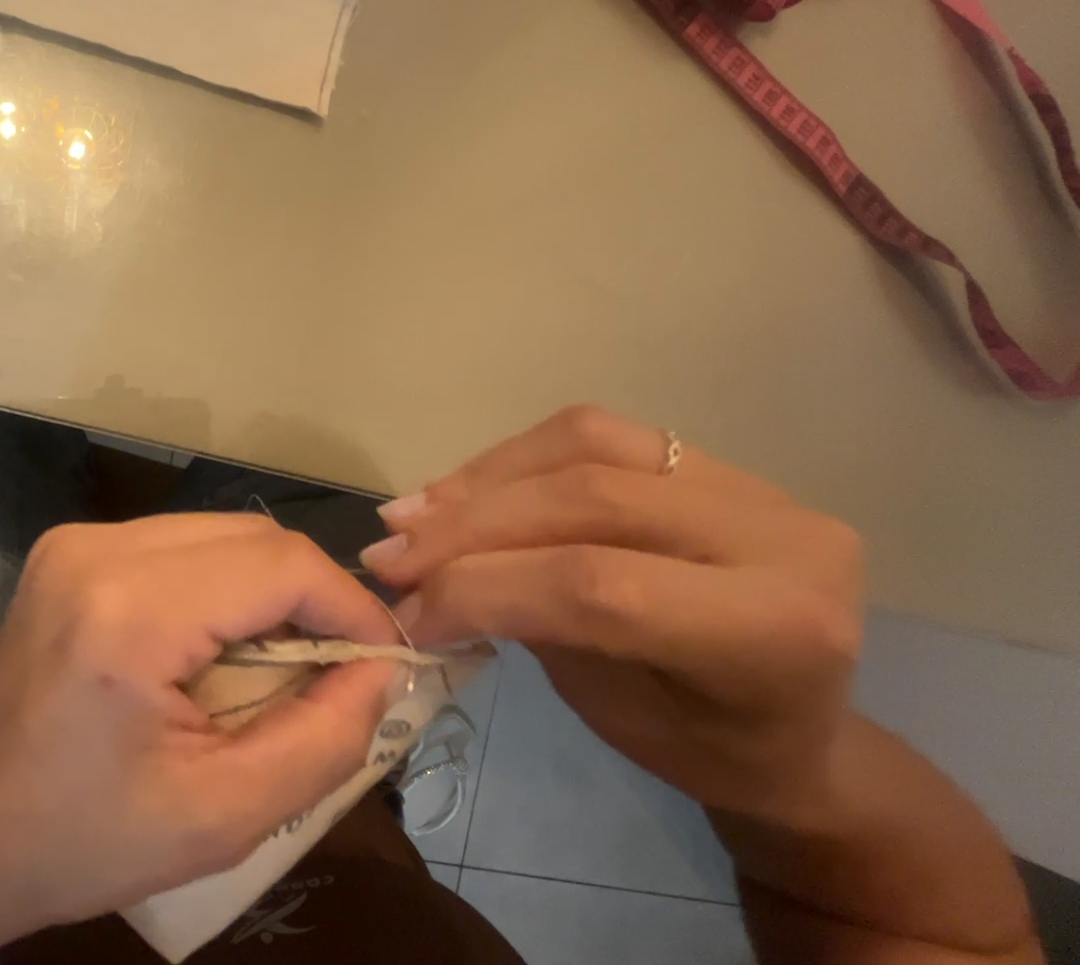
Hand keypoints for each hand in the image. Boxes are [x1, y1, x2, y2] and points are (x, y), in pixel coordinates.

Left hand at [0, 514, 403, 953]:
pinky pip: (176, 547)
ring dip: (265, 592)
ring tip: (281, 668)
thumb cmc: (85, 839)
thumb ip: (324, 738)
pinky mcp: (68, 552)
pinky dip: (219, 588)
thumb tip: (378, 670)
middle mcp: (97, 549)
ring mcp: (75, 542)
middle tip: (339, 670)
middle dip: (310, 598)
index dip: (350, 605)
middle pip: (251, 536)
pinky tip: (219, 649)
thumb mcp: (224, 814)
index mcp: (129, 609)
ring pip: (217, 535)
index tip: (386, 660)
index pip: (279, 564)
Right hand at [362, 406, 864, 825]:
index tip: (407, 612)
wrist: (790, 725)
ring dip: (479, 482)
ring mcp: (752, 485)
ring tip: (411, 518)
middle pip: (585, 500)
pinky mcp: (711, 460)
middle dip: (466, 529)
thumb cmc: (700, 743)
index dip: (481, 588)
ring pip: (583, 445)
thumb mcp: (608, 709)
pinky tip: (458, 491)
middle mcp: (779, 538)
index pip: (596, 586)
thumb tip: (414, 586)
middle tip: (389, 559)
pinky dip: (508, 461)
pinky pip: (591, 435)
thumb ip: (526, 626)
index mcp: (775, 630)